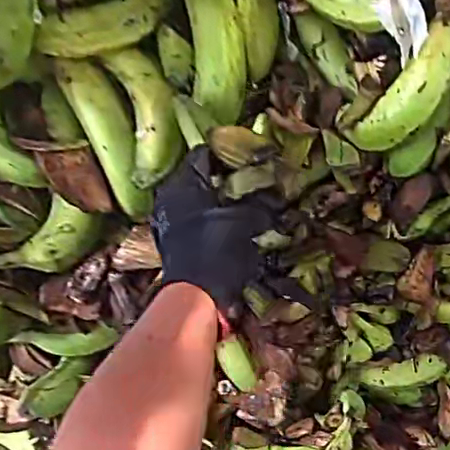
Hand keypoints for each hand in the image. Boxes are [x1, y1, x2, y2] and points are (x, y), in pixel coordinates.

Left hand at [151, 147, 280, 312]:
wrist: (198, 296)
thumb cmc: (216, 252)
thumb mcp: (243, 223)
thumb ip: (259, 204)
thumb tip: (278, 194)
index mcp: (181, 185)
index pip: (205, 154)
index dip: (231, 153)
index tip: (255, 157)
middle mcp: (171, 198)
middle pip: (205, 178)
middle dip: (232, 179)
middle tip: (259, 180)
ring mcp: (174, 221)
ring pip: (206, 200)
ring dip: (228, 201)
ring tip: (255, 203)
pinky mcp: (182, 241)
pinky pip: (205, 220)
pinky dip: (222, 219)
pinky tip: (242, 226)